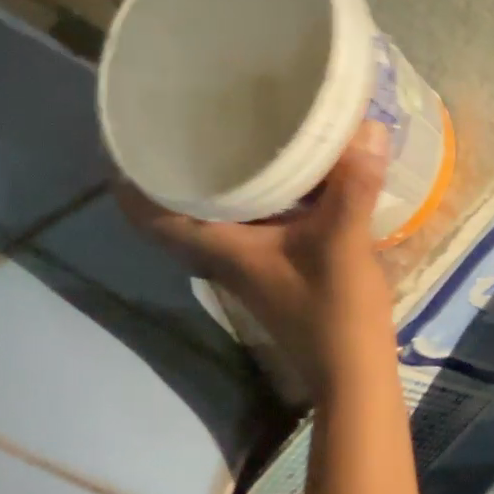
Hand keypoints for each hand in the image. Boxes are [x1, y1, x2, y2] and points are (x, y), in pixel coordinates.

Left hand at [115, 120, 394, 395]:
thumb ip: (352, 188)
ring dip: (221, 182)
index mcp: (220, 247)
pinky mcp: (282, 273)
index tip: (126, 131)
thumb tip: (367, 126)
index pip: (147, 211)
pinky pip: (255, 226)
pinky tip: (292, 181)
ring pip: (220, 217)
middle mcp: (226, 256)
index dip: (127, 173)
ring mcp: (253, 268)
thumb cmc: (334, 312)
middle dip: (176, 166)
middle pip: (180, 207)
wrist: (354, 373)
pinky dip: (262, 200)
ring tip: (237, 137)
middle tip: (185, 119)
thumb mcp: (343, 244)